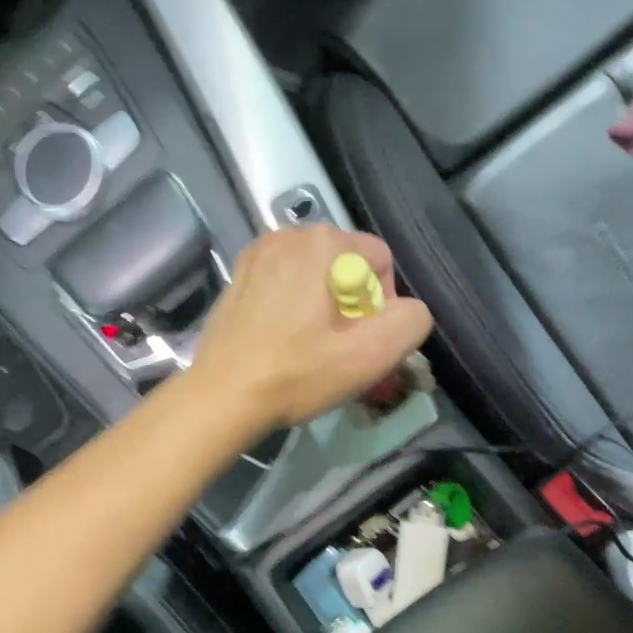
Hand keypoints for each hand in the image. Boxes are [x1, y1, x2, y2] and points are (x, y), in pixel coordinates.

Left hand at [187, 226, 432, 429]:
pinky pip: (283, 284)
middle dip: (350, 305)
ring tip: (308, 349)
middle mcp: (287, 235)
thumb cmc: (296, 374)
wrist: (221, 397)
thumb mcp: (371, 354)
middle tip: (335, 350)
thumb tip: (407, 310)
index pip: (380, 261)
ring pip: (313, 276)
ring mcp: (255, 255)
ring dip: (321, 308)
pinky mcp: (236, 279)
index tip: (361, 342)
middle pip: (345, 266)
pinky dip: (291, 308)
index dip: (382, 305)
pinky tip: (281, 343)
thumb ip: (410, 321)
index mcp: (321, 241)